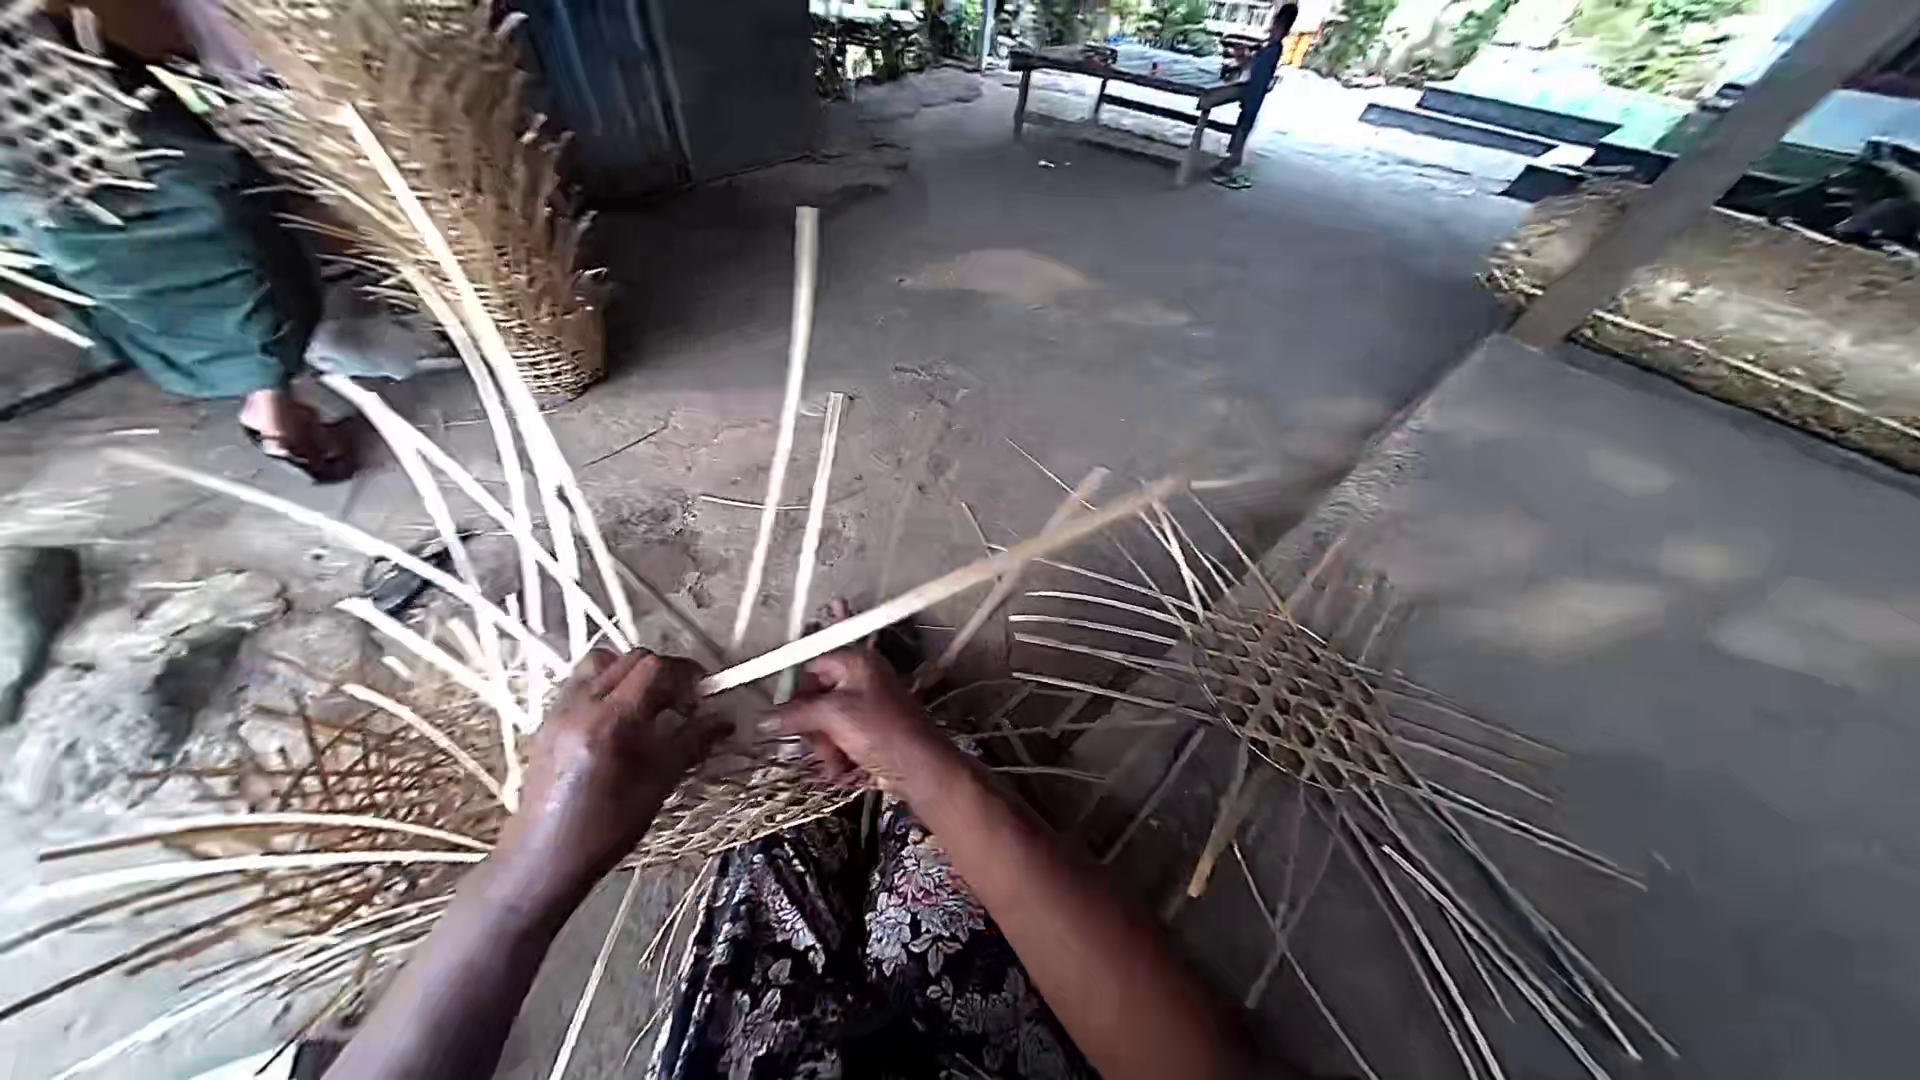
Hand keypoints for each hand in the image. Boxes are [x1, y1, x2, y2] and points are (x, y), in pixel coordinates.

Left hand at [495, 649, 719, 899]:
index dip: (686, 673)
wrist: (543, 859)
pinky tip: (620, 719)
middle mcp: (582, 705)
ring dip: (633, 672)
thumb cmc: (606, 826)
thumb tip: (726, 719)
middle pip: (632, 659)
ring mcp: (560, 710)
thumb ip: (693, 741)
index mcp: (611, 721)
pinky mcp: (548, 720)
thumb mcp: (659, 782)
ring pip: (603, 662)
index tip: (701, 695)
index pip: (655, 668)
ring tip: (648, 703)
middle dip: (665, 672)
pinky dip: (608, 685)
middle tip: (681, 702)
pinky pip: (582, 681)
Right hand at [771, 648, 962, 793]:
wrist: (919, 766)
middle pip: (819, 698)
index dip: (798, 691)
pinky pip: (843, 739)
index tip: (787, 715)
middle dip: (813, 725)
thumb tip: (766, 719)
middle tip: (817, 742)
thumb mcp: (833, 715)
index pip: (814, 666)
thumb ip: (797, 714)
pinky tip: (843, 770)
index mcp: (858, 662)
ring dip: (825, 746)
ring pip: (829, 723)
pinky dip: (839, 755)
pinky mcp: (873, 732)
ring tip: (834, 762)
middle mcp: (864, 678)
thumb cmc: (879, 729)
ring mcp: (870, 706)